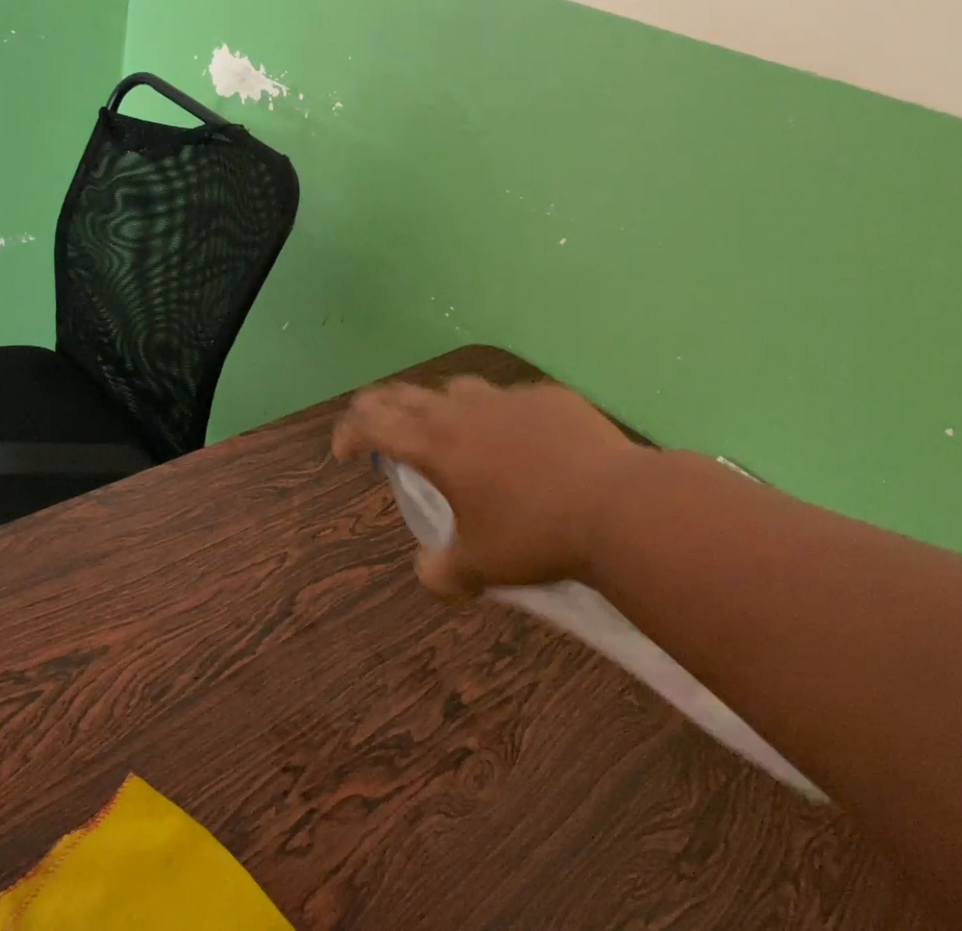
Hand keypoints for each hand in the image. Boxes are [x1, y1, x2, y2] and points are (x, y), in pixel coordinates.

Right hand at [332, 376, 654, 596]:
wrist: (618, 506)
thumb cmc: (534, 535)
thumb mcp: (479, 568)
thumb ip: (440, 572)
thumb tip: (428, 572)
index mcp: (434, 446)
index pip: (371, 423)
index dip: (348, 433)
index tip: (344, 452)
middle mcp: (462, 412)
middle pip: (404, 395)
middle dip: (380, 409)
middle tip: (376, 428)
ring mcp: (507, 399)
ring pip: (456, 388)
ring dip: (437, 406)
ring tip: (447, 430)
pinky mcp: (549, 397)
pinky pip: (508, 399)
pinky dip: (496, 415)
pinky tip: (516, 439)